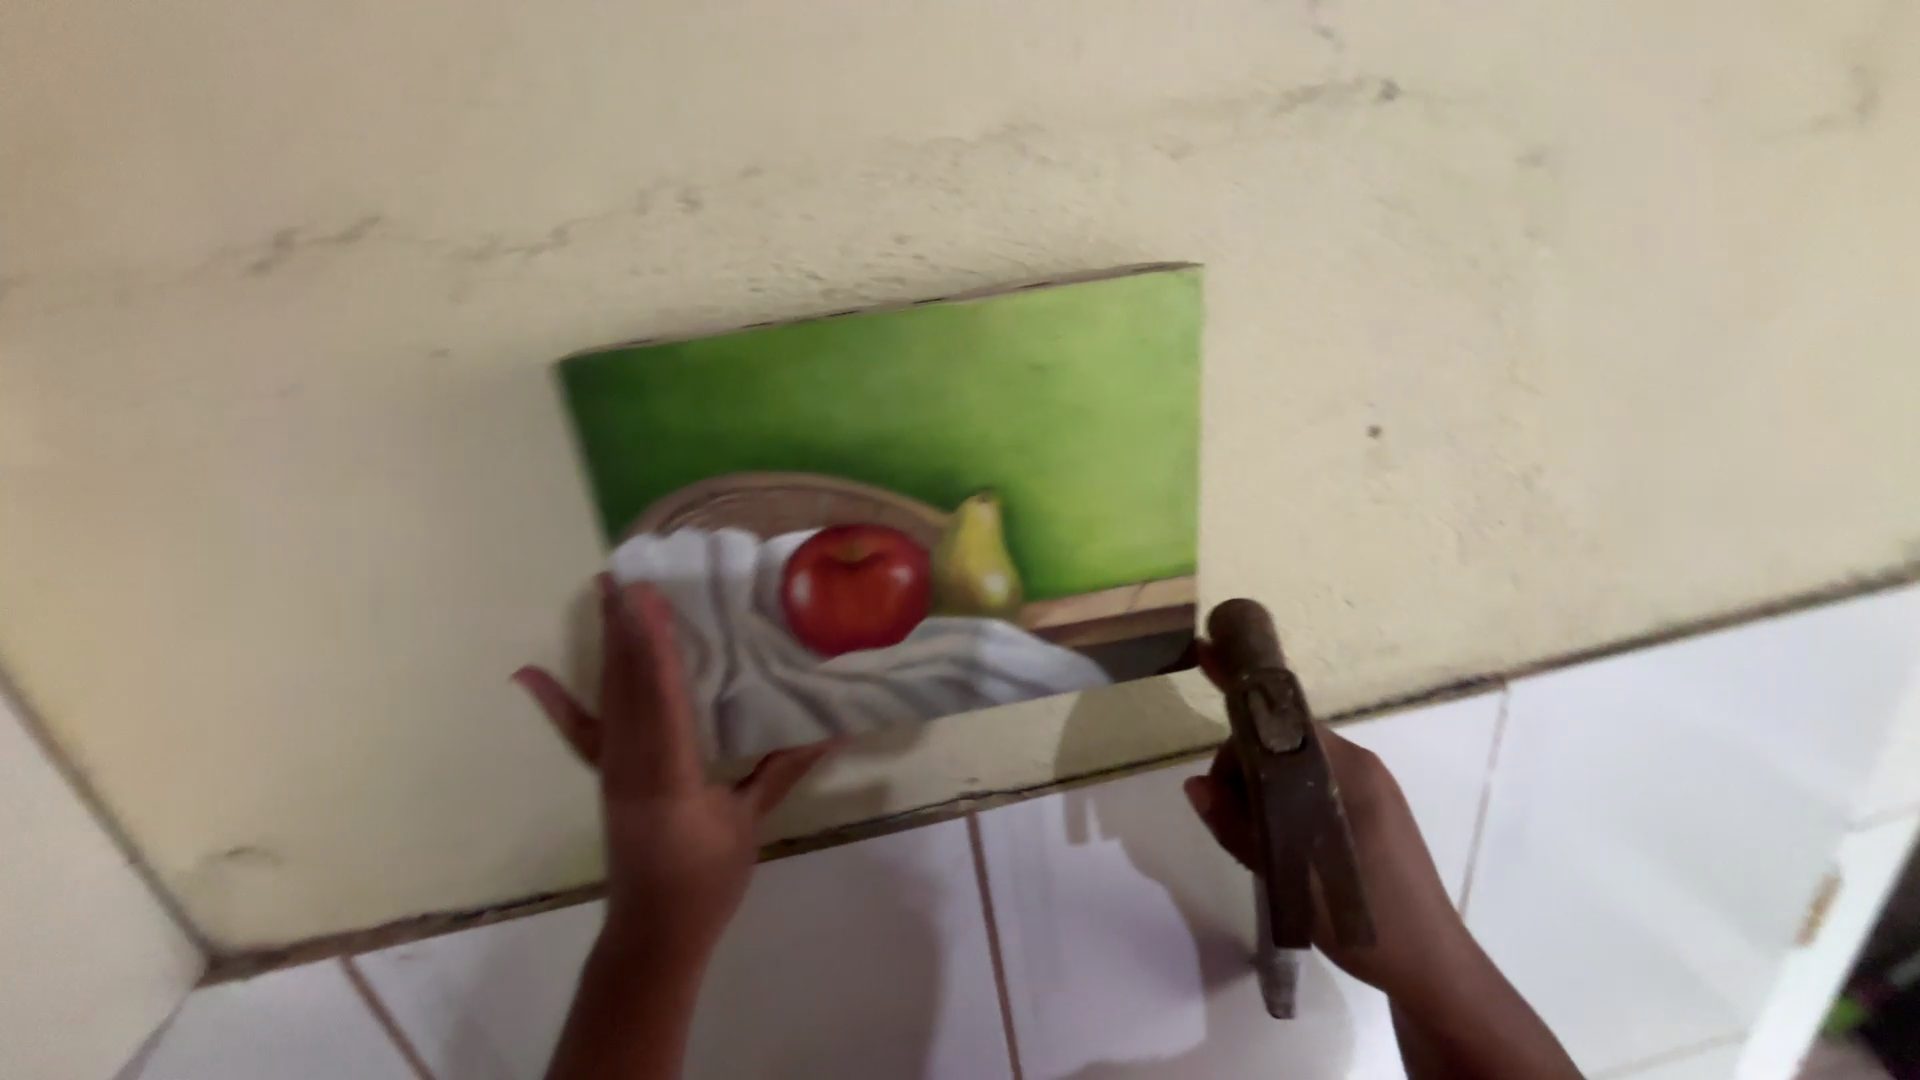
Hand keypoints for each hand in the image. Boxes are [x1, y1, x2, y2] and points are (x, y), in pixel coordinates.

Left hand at [514, 574, 837, 964]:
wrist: (654, 933)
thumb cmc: (707, 880)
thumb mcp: (749, 823)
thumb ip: (783, 769)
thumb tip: (835, 730)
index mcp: (671, 775)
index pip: (664, 699)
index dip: (657, 647)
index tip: (650, 599)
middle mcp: (632, 764)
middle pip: (626, 686)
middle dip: (624, 629)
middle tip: (622, 575)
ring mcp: (613, 769)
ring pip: (607, 697)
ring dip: (606, 645)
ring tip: (603, 596)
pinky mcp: (607, 776)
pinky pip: (580, 732)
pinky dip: (556, 701)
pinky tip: (529, 674)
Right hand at [1181, 644, 1474, 998]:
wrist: (1433, 970)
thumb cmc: (1365, 921)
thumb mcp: (1289, 877)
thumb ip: (1239, 828)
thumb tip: (1195, 786)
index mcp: (1346, 770)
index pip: (1282, 715)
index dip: (1241, 691)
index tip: (1206, 654)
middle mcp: (1358, 768)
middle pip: (1280, 741)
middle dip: (1242, 769)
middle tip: (1227, 817)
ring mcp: (1367, 790)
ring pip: (1292, 767)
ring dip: (1260, 792)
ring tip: (1253, 842)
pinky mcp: (1370, 814)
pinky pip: (1310, 787)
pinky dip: (1282, 803)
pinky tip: (1277, 845)